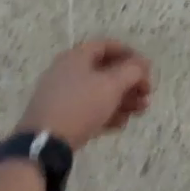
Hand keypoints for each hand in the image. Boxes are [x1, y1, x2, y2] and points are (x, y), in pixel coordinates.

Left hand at [18, 39, 153, 149]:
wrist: (43, 144)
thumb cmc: (80, 106)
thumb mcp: (112, 85)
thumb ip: (132, 71)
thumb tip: (142, 64)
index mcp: (76, 57)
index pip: (108, 46)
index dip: (130, 55)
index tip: (146, 69)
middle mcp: (67, 71)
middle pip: (105, 71)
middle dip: (129, 83)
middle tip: (146, 96)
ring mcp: (61, 95)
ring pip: (98, 92)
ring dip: (121, 100)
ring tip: (138, 113)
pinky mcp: (59, 116)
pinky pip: (87, 108)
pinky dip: (105, 113)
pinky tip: (119, 125)